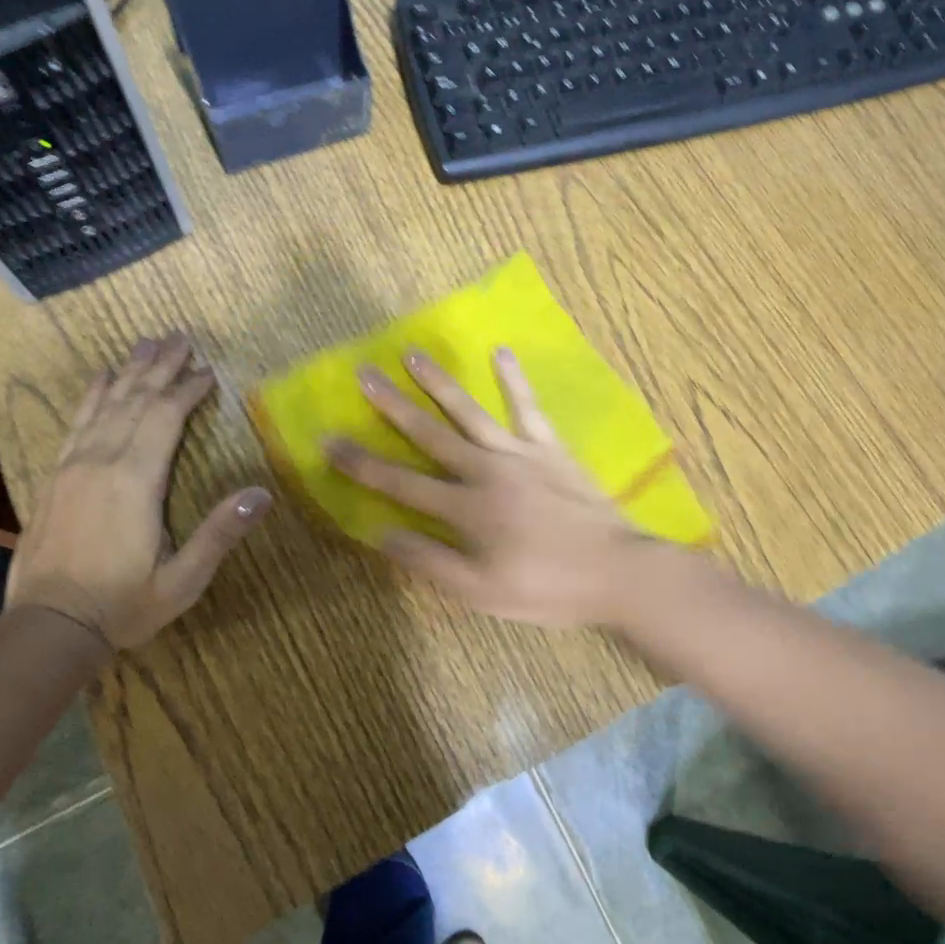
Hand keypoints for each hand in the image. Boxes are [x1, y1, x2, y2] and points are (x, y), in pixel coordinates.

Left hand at [6, 334, 271, 651]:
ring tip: (148, 343)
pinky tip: (101, 377)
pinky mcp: (54, 477)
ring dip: (130, 371)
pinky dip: (92, 395)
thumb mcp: (183, 579)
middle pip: (136, 399)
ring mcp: (73, 466)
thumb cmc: (124, 605)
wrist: (49, 626)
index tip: (209, 371)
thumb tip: (263, 493)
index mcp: (136, 481)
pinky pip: (76, 423)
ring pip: (105, 404)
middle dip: (162, 367)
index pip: (166, 418)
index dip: (189, 390)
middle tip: (181, 336)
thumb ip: (220, 534)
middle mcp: (102, 461)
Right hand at [327, 347, 673, 627]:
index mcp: (466, 508)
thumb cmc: (546, 588)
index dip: (362, 464)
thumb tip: (381, 534)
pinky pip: (528, 408)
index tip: (329, 441)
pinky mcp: (550, 448)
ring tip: (411, 354)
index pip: (402, 483)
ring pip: (470, 412)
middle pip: (430, 434)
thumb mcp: (481, 592)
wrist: (616, 571)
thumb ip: (430, 562)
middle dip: (393, 406)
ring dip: (439, 383)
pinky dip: (513, 379)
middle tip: (364, 375)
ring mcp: (520, 454)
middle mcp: (486, 470)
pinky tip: (500, 351)